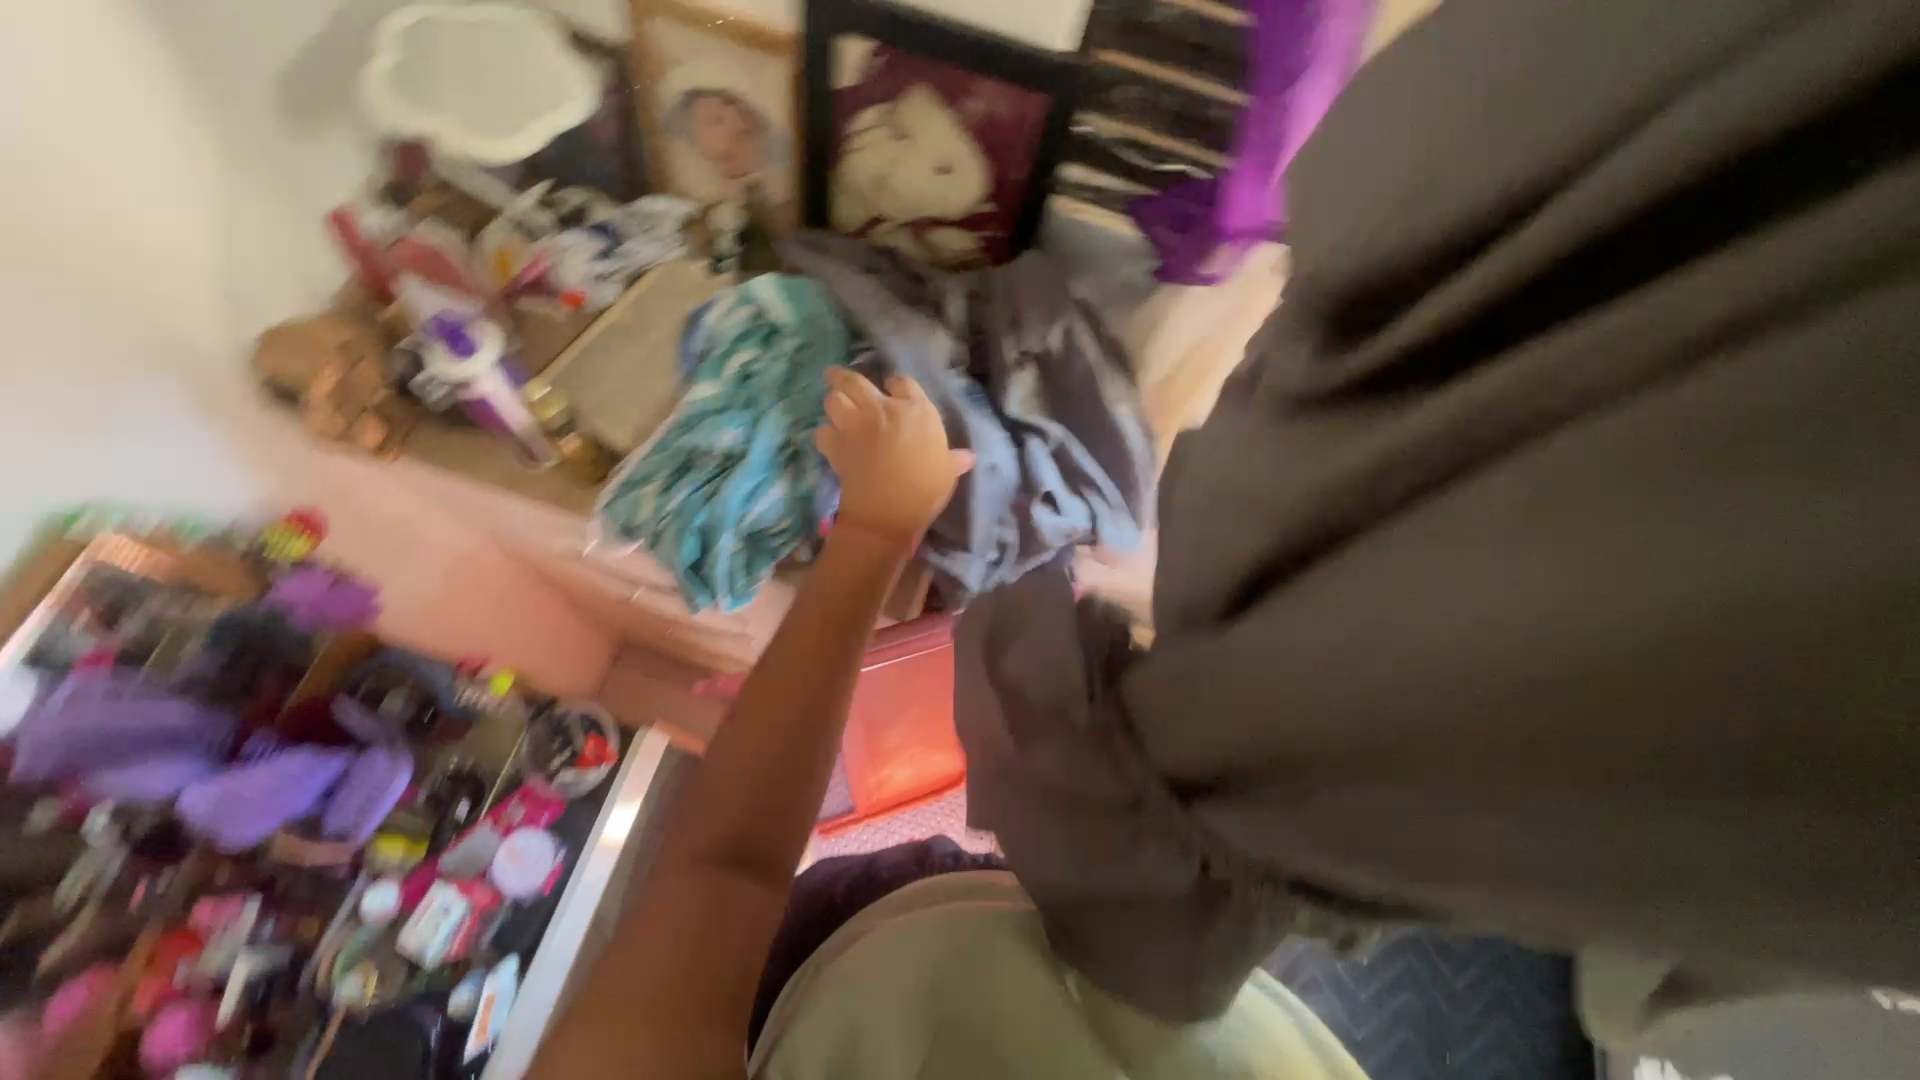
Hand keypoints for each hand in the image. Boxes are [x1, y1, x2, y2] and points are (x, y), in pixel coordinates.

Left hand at [815, 367, 972, 541]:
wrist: (888, 511)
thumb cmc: (925, 489)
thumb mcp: (947, 473)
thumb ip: (954, 460)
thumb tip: (969, 458)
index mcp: (915, 410)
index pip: (902, 382)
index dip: (895, 383)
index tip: (892, 388)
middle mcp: (881, 409)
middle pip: (854, 381)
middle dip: (842, 377)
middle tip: (835, 376)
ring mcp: (854, 425)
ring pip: (833, 400)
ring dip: (834, 402)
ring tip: (836, 407)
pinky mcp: (835, 446)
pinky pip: (822, 431)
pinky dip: (825, 434)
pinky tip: (830, 439)